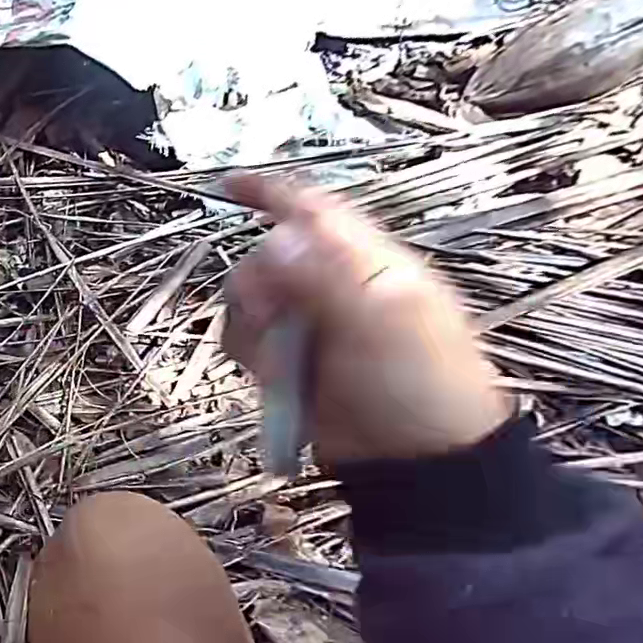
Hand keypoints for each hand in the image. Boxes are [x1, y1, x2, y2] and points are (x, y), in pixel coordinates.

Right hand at [222, 174, 511, 463]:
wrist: (412, 458)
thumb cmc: (416, 386)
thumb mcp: (380, 325)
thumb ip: (324, 278)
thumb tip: (273, 238)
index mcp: (368, 266)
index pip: (315, 213)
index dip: (272, 194)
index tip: (227, 184)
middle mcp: (331, 288)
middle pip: (266, 260)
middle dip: (256, 283)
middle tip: (270, 315)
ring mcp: (306, 325)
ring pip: (248, 300)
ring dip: (249, 322)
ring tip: (274, 354)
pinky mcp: (286, 359)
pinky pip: (244, 337)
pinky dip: (245, 348)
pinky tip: (267, 369)